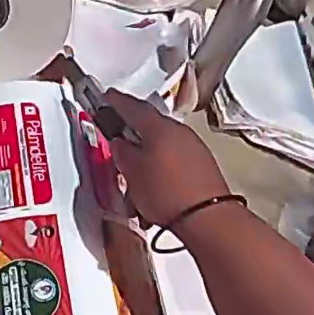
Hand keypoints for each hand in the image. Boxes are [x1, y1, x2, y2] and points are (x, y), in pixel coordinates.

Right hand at [103, 90, 231, 226]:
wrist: (206, 217)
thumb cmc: (166, 193)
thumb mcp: (132, 172)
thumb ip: (122, 152)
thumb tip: (120, 143)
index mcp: (159, 127)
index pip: (133, 106)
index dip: (116, 101)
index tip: (107, 97)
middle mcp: (179, 132)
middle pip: (150, 125)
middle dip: (131, 131)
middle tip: (116, 137)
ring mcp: (193, 147)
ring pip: (161, 144)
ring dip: (146, 155)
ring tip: (133, 175)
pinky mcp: (201, 165)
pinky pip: (173, 159)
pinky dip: (160, 168)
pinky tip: (153, 186)